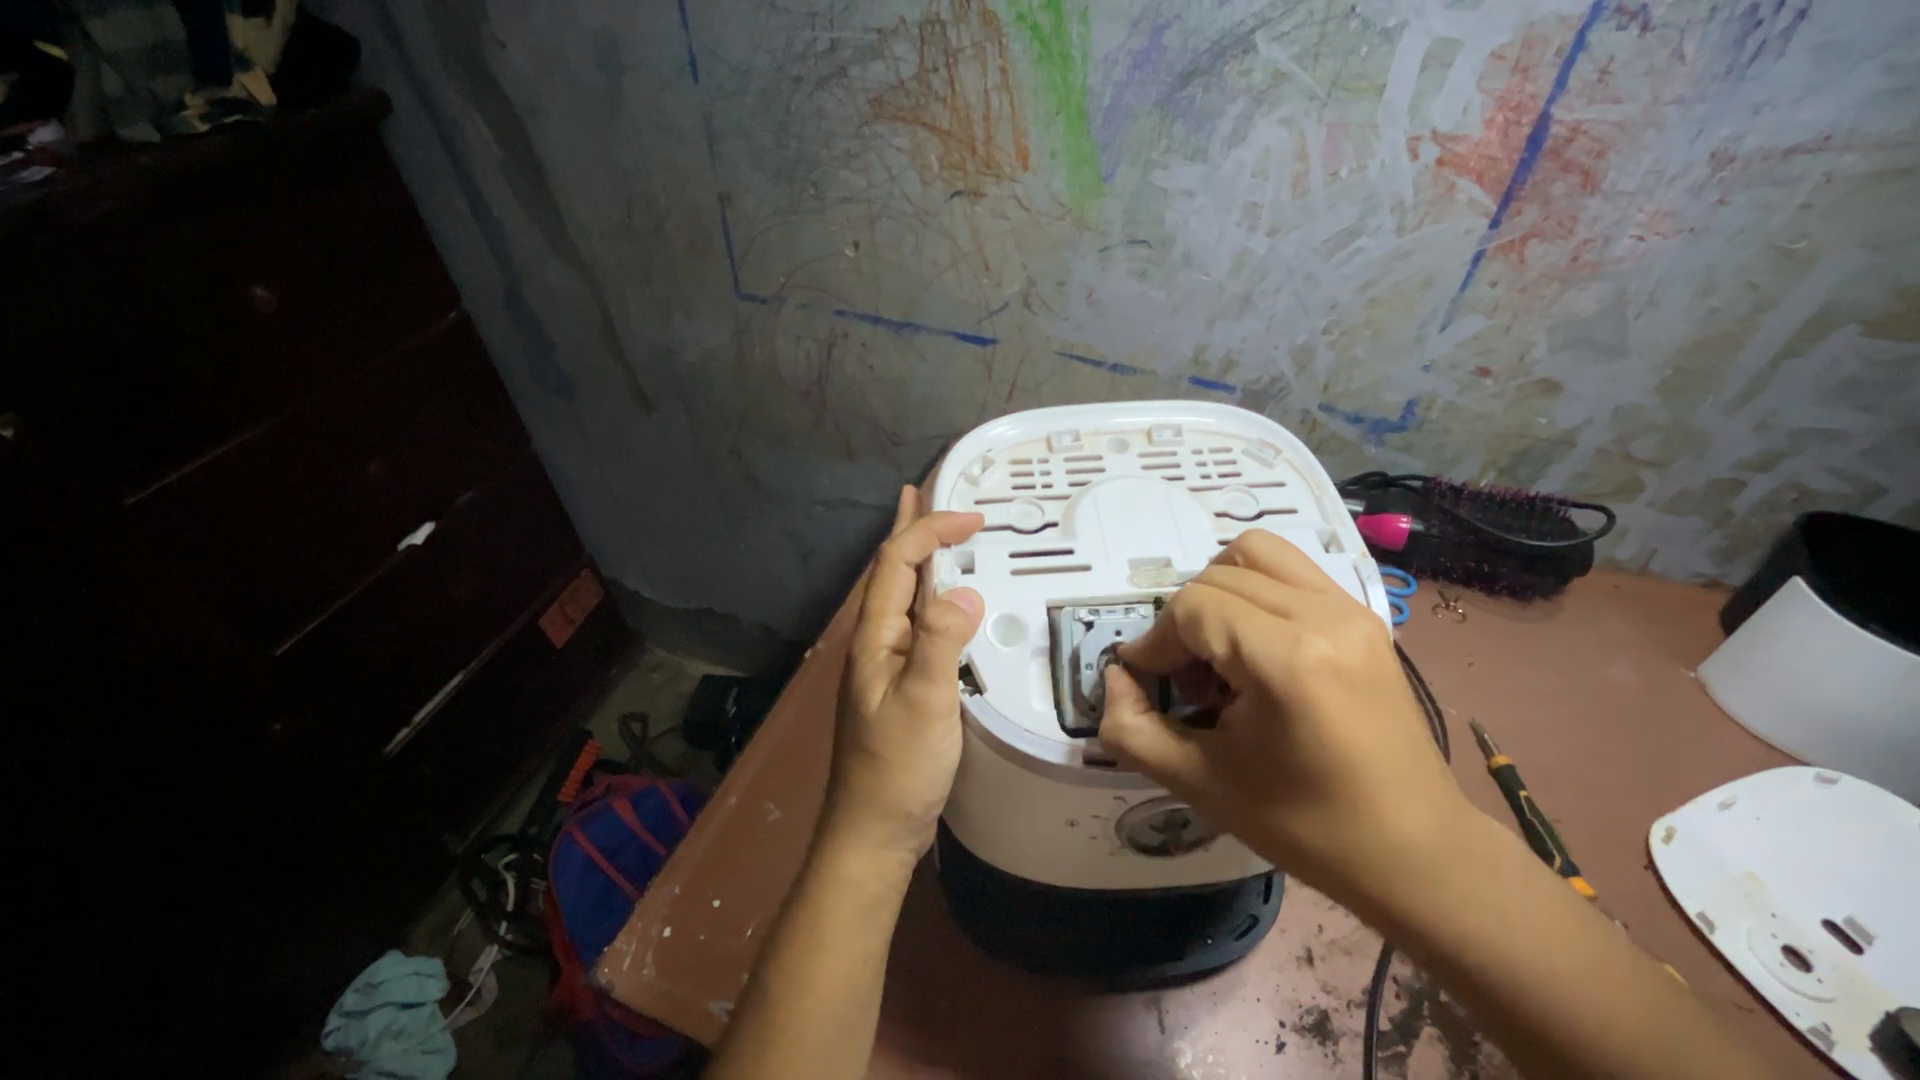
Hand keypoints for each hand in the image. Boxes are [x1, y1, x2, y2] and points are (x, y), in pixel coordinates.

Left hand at [820, 486, 984, 866]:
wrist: (873, 830)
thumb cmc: (897, 768)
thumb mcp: (923, 702)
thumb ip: (940, 642)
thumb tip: (964, 590)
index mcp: (874, 638)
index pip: (899, 564)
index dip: (932, 531)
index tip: (974, 518)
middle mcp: (874, 643)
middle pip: (890, 573)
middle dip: (908, 531)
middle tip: (921, 492)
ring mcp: (884, 666)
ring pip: (902, 598)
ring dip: (916, 560)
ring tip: (929, 533)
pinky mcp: (899, 688)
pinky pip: (915, 626)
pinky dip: (929, 599)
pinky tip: (941, 607)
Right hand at [1098, 531, 1470, 897]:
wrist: (1413, 849)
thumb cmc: (1306, 826)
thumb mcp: (1200, 784)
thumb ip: (1133, 729)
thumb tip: (1114, 678)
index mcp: (1287, 657)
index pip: (1192, 608)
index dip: (1156, 643)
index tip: (1147, 685)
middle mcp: (1324, 615)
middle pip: (1218, 576)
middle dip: (1184, 623)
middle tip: (1188, 682)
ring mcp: (1352, 610)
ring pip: (1257, 555)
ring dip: (1219, 593)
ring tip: (1222, 653)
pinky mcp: (1366, 617)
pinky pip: (1293, 572)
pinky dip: (1257, 593)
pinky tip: (1257, 651)